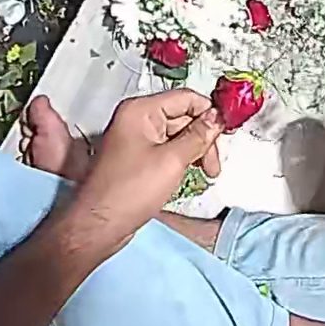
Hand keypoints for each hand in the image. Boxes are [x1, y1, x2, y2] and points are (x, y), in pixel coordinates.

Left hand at [63, 90, 223, 252]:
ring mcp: (137, 137)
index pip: (186, 98)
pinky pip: (169, 148)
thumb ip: (200, 135)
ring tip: (206, 172)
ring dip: (196, 150)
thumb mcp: (173, 160)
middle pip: (184, 116)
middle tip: (214, 163)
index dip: (209, 113)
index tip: (225, 133)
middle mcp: (137, 118)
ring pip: (179, 133)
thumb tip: (217, 118)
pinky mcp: (138, 156)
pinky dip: (183, 158)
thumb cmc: (129, 192)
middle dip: (203, 138)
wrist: (99, 226)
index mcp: (141, 110)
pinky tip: (189, 173)